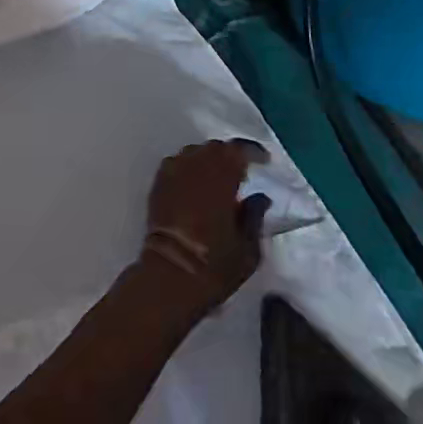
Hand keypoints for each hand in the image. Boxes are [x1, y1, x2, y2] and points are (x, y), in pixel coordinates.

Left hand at [139, 139, 270, 312]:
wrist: (169, 276)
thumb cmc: (214, 265)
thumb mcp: (248, 249)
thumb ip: (255, 216)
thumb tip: (260, 197)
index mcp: (221, 178)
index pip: (238, 150)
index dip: (253, 151)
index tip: (264, 160)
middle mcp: (195, 167)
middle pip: (215, 147)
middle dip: (231, 154)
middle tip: (242, 171)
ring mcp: (173, 173)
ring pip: (194, 152)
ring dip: (209, 158)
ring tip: (219, 176)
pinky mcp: (158, 183)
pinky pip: (176, 163)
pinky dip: (189, 166)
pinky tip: (196, 183)